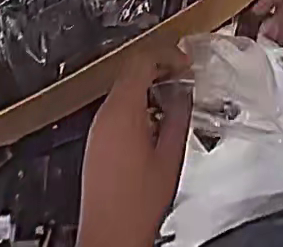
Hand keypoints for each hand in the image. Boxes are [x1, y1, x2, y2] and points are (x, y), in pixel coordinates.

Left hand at [79, 49, 191, 246]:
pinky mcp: (97, 142)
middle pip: (131, 70)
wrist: (109, 239)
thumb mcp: (170, 154)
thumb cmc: (137, 204)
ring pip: (124, 87)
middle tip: (182, 72)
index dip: (167, 54)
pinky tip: (156, 116)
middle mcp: (105, 115)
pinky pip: (117, 107)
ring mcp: (98, 129)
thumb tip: (184, 91)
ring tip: (174, 92)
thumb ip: (178, 114)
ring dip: (149, 83)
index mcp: (123, 112)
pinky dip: (138, 100)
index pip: (142, 61)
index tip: (185, 61)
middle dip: (159, 65)